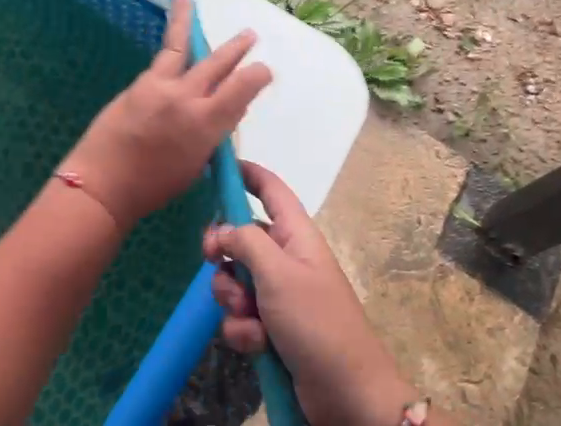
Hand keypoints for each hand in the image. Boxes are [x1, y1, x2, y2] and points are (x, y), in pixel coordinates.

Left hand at [60, 0, 270, 230]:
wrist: (103, 184)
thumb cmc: (153, 186)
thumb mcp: (196, 165)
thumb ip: (213, 134)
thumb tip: (228, 110)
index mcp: (206, 125)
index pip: (241, 90)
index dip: (257, 76)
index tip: (264, 70)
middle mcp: (186, 98)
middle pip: (217, 64)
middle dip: (236, 48)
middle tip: (250, 34)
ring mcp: (160, 86)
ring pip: (182, 46)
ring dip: (188, 23)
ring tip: (189, 0)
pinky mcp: (139, 83)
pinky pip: (162, 58)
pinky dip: (170, 44)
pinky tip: (174, 36)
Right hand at [204, 161, 416, 425]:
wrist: (347, 395)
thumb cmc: (317, 322)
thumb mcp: (278, 273)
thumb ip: (244, 241)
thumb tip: (222, 230)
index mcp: (296, 235)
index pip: (270, 189)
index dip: (246, 173)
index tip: (213, 166)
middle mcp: (286, 259)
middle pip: (241, 237)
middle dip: (223, 253)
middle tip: (213, 259)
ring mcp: (279, 296)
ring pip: (234, 280)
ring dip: (231, 299)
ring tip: (248, 318)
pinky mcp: (272, 329)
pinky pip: (240, 317)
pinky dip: (242, 329)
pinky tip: (256, 344)